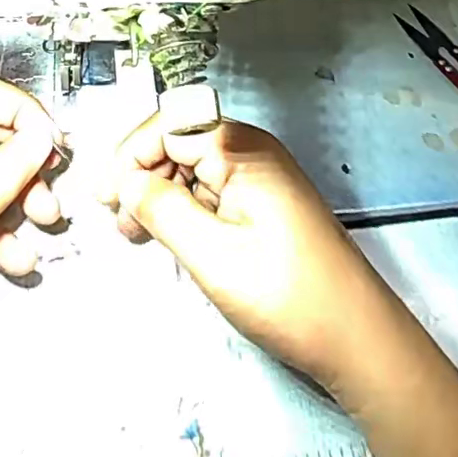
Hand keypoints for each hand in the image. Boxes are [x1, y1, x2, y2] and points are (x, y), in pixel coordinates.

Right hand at [102, 103, 457, 456]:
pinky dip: (184, 205)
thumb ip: (164, 210)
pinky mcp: (263, 198)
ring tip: (134, 231)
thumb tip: (125, 181)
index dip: (132, 154)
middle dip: (142, 171)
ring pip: (194, 165)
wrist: (354, 331)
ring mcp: (260, 172)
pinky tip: (167, 232)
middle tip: (114, 218)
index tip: (104, 196)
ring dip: (159, 190)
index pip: (171, 125)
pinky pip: (212, 186)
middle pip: (181, 140)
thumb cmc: (285, 292)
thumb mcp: (213, 254)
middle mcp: (251, 149)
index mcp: (242, 148)